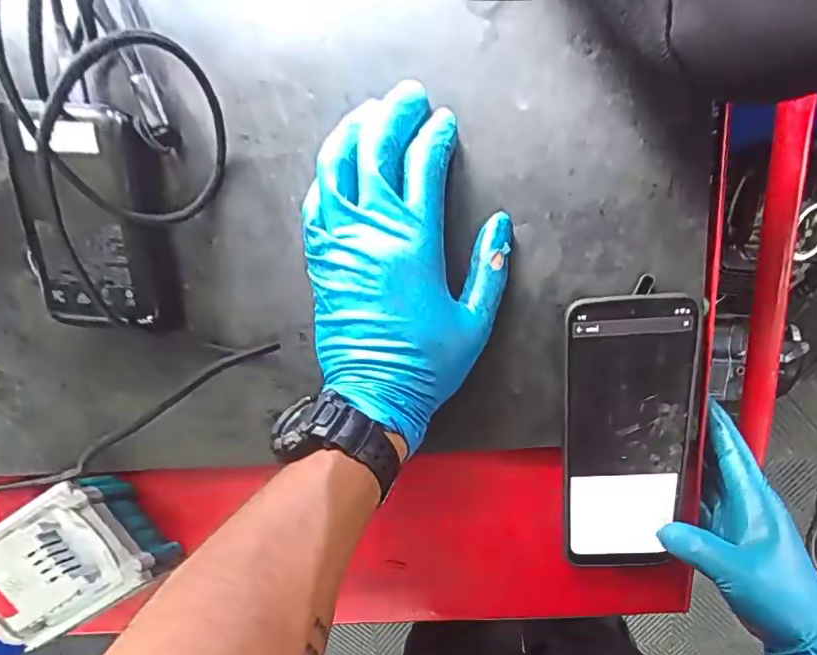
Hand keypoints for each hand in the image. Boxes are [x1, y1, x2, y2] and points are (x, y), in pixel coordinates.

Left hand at [303, 80, 512, 449]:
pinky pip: (317, 196)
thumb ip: (490, 270)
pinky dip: (328, 169)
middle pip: (378, 150)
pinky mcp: (322, 255)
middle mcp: (373, 231)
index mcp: (414, 244)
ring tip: (369, 114)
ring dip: (355, 129)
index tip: (444, 125)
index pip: (423, 168)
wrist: (376, 392)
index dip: (435, 138)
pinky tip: (337, 161)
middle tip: (409, 100)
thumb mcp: (474, 322)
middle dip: (395, 115)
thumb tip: (499, 231)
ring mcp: (341, 239)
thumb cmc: (423, 364)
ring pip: (339, 162)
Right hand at [659, 406, 816, 654]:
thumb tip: (666, 529)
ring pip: (714, 490)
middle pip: (721, 465)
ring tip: (669, 461)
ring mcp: (744, 525)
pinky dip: (692, 509)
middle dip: (699, 444)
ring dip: (695, 476)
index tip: (703, 402)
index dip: (719, 424)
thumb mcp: (735, 570)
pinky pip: (709, 516)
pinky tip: (676, 509)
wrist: (800, 629)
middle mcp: (752, 508)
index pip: (736, 450)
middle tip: (674, 426)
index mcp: (758, 502)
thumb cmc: (785, 597)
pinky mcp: (736, 544)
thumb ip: (697, 547)